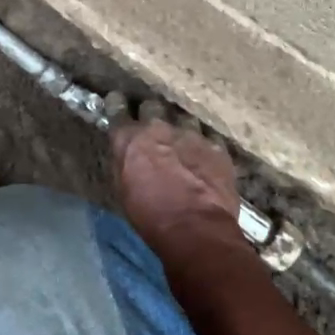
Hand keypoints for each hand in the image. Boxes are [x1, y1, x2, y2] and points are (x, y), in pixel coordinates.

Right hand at [112, 101, 243, 251]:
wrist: (195, 229)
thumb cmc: (150, 215)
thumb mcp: (124, 188)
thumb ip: (126, 161)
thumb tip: (129, 154)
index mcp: (130, 138)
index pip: (117, 107)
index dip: (118, 105)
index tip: (119, 106)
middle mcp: (158, 128)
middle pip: (152, 107)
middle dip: (152, 115)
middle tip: (154, 129)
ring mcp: (191, 135)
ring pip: (184, 120)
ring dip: (181, 130)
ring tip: (184, 144)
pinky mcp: (217, 148)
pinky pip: (209, 139)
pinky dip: (205, 148)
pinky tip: (206, 160)